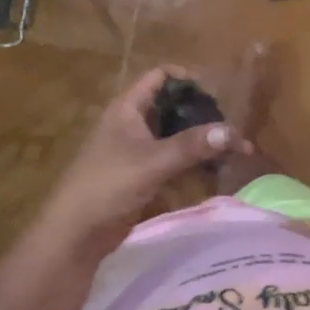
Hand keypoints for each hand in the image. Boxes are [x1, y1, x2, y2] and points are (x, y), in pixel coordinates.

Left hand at [43, 67, 245, 239]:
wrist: (75, 233)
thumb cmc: (108, 185)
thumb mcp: (153, 162)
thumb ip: (193, 145)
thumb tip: (234, 131)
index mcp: (127, 107)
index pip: (160, 75)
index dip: (188, 78)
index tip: (216, 93)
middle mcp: (131, 122)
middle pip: (171, 104)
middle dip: (200, 112)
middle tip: (229, 125)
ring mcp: (134, 149)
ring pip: (172, 133)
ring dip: (198, 138)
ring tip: (230, 148)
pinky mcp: (139, 174)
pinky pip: (170, 158)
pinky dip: (189, 160)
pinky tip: (212, 169)